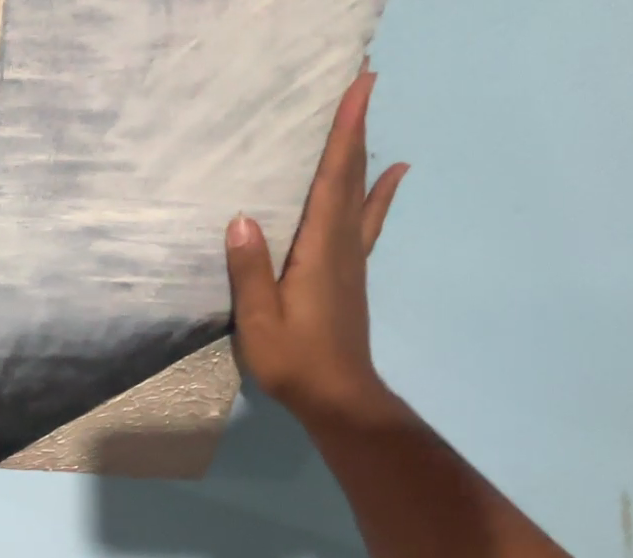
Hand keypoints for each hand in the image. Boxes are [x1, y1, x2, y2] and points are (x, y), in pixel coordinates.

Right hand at [224, 70, 409, 417]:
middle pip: (352, 180)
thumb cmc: (294, 360)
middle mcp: (341, 248)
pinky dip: (378, 195)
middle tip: (363, 87)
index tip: (358, 88)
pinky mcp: (350, 278)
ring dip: (364, 157)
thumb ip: (251, 271)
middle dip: (357, 132)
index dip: (344, 134)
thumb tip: (242, 219)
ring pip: (361, 197)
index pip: (332, 181)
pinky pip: (366, 223)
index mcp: (318, 252)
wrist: (337, 395)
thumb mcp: (259, 320)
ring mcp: (350, 262)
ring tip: (373, 123)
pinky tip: (391, 180)